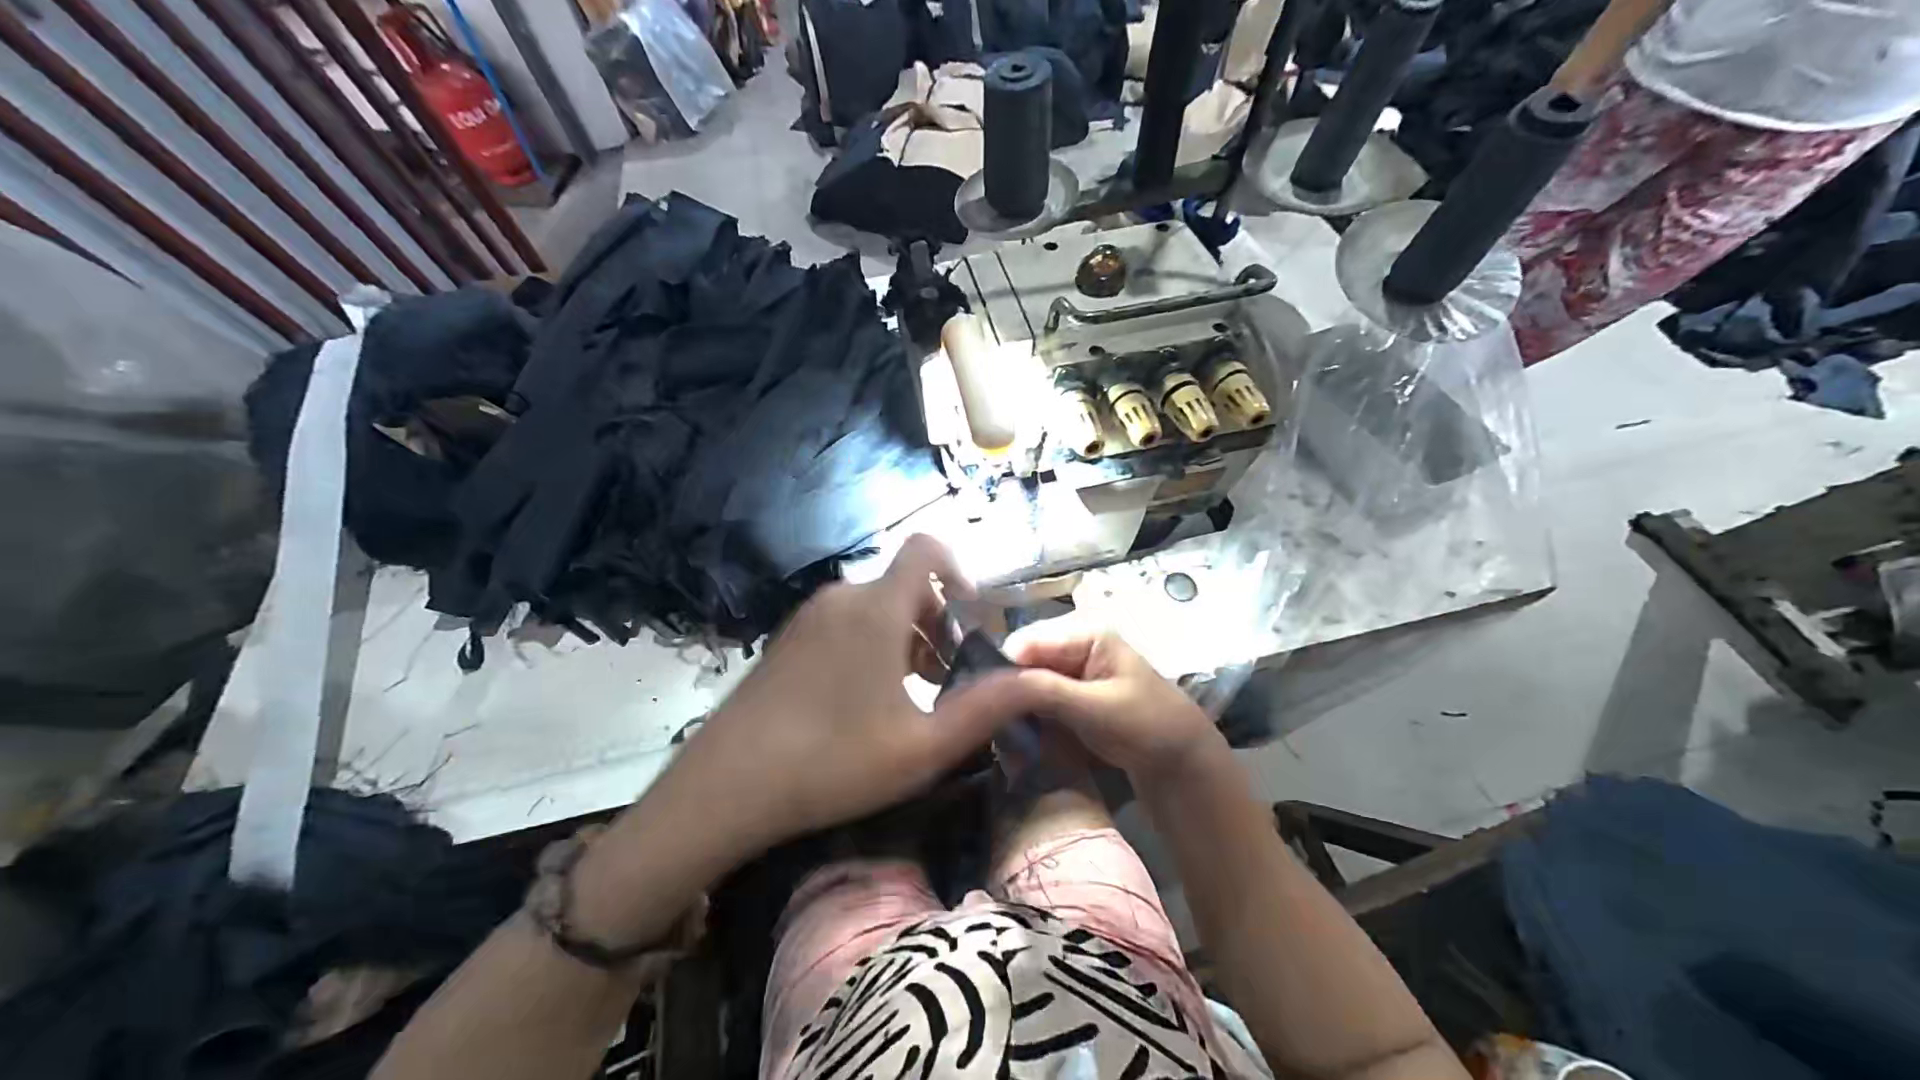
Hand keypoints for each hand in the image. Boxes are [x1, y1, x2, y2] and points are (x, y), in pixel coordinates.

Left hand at [668, 535, 1030, 852]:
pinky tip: (863, 701)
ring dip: (905, 637)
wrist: (726, 785)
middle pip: (906, 586)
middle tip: (947, 680)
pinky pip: (844, 622)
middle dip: (937, 623)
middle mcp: (842, 597)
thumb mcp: (923, 746)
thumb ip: (986, 709)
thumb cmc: (834, 762)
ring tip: (911, 696)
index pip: (927, 549)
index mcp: (877, 607)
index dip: (959, 571)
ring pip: (874, 606)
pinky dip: (870, 643)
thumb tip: (1036, 681)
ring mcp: (808, 617)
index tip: (971, 621)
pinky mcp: (787, 639)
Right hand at [1002, 616, 1223, 788]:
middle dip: (1007, 690)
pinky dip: (1027, 717)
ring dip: (1015, 707)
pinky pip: (1037, 700)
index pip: (1028, 642)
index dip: (1002, 668)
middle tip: (991, 723)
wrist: (1183, 762)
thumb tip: (995, 682)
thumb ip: (1047, 690)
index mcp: (1086, 633)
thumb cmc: (1148, 726)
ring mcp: (1072, 672)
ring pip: (1026, 683)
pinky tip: (1018, 737)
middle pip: (1023, 661)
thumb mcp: (1096, 707)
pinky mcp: (1071, 696)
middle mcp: (1075, 646)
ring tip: (1002, 734)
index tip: (982, 701)